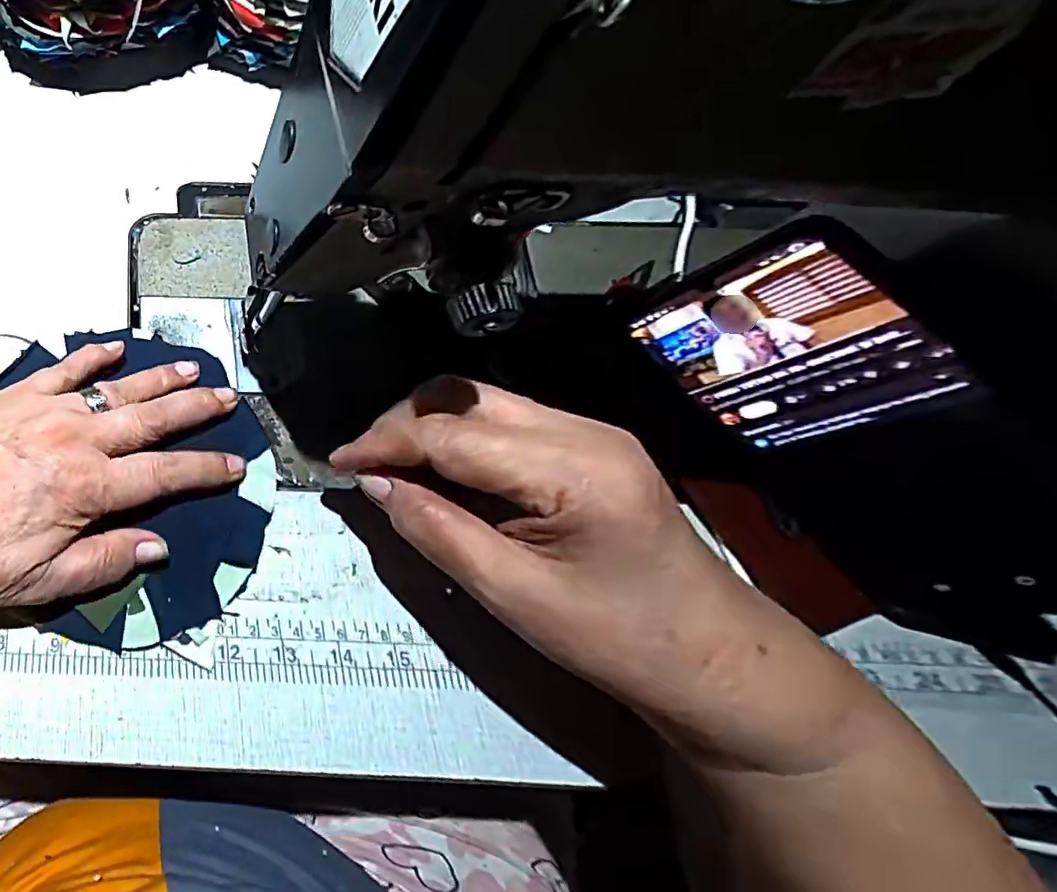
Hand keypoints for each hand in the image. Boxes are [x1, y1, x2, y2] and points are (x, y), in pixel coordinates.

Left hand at [0, 341, 243, 607]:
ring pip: (117, 389)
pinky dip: (91, 356)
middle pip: (152, 421)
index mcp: (87, 489)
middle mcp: (77, 441)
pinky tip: (113, 349)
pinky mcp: (16, 396)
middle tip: (227, 397)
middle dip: (196, 409)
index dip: (205, 469)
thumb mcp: (39, 581)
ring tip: (190, 370)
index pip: (164, 475)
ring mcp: (48, 412)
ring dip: (158, 379)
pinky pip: (64, 369)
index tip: (233, 464)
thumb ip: (104, 561)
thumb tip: (155, 547)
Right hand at [329, 376, 879, 773]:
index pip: (452, 433)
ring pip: (480, 402)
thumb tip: (375, 484)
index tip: (338, 461)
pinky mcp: (588, 443)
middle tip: (362, 464)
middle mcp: (582, 429)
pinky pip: (503, 422)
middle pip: (464, 397)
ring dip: (427, 427)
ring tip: (391, 466)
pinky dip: (458, 440)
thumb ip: (436, 531)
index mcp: (573, 466)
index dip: (386, 441)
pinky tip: (439, 471)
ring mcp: (589, 431)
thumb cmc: (620, 641)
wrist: (718, 660)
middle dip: (401, 424)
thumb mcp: (513, 595)